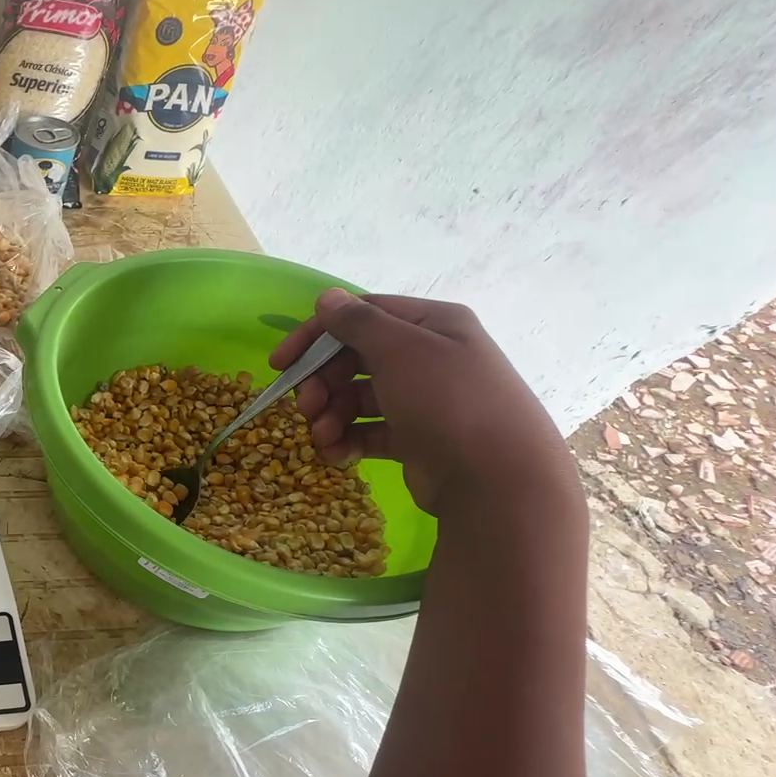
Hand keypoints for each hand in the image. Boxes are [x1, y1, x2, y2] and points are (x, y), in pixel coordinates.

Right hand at [270, 289, 576, 515]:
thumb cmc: (449, 403)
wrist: (496, 478)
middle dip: (321, 384)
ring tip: (324, 438)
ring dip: (329, 416)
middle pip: (352, 360)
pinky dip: (346, 441)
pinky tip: (337, 455)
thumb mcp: (402, 352)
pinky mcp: (413, 437)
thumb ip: (359, 323)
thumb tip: (326, 298)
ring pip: (354, 398)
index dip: (315, 337)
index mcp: (430, 326)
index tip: (279, 364)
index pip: (359, 317)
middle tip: (306, 409)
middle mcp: (426, 357)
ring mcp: (420, 399)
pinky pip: (366, 430)